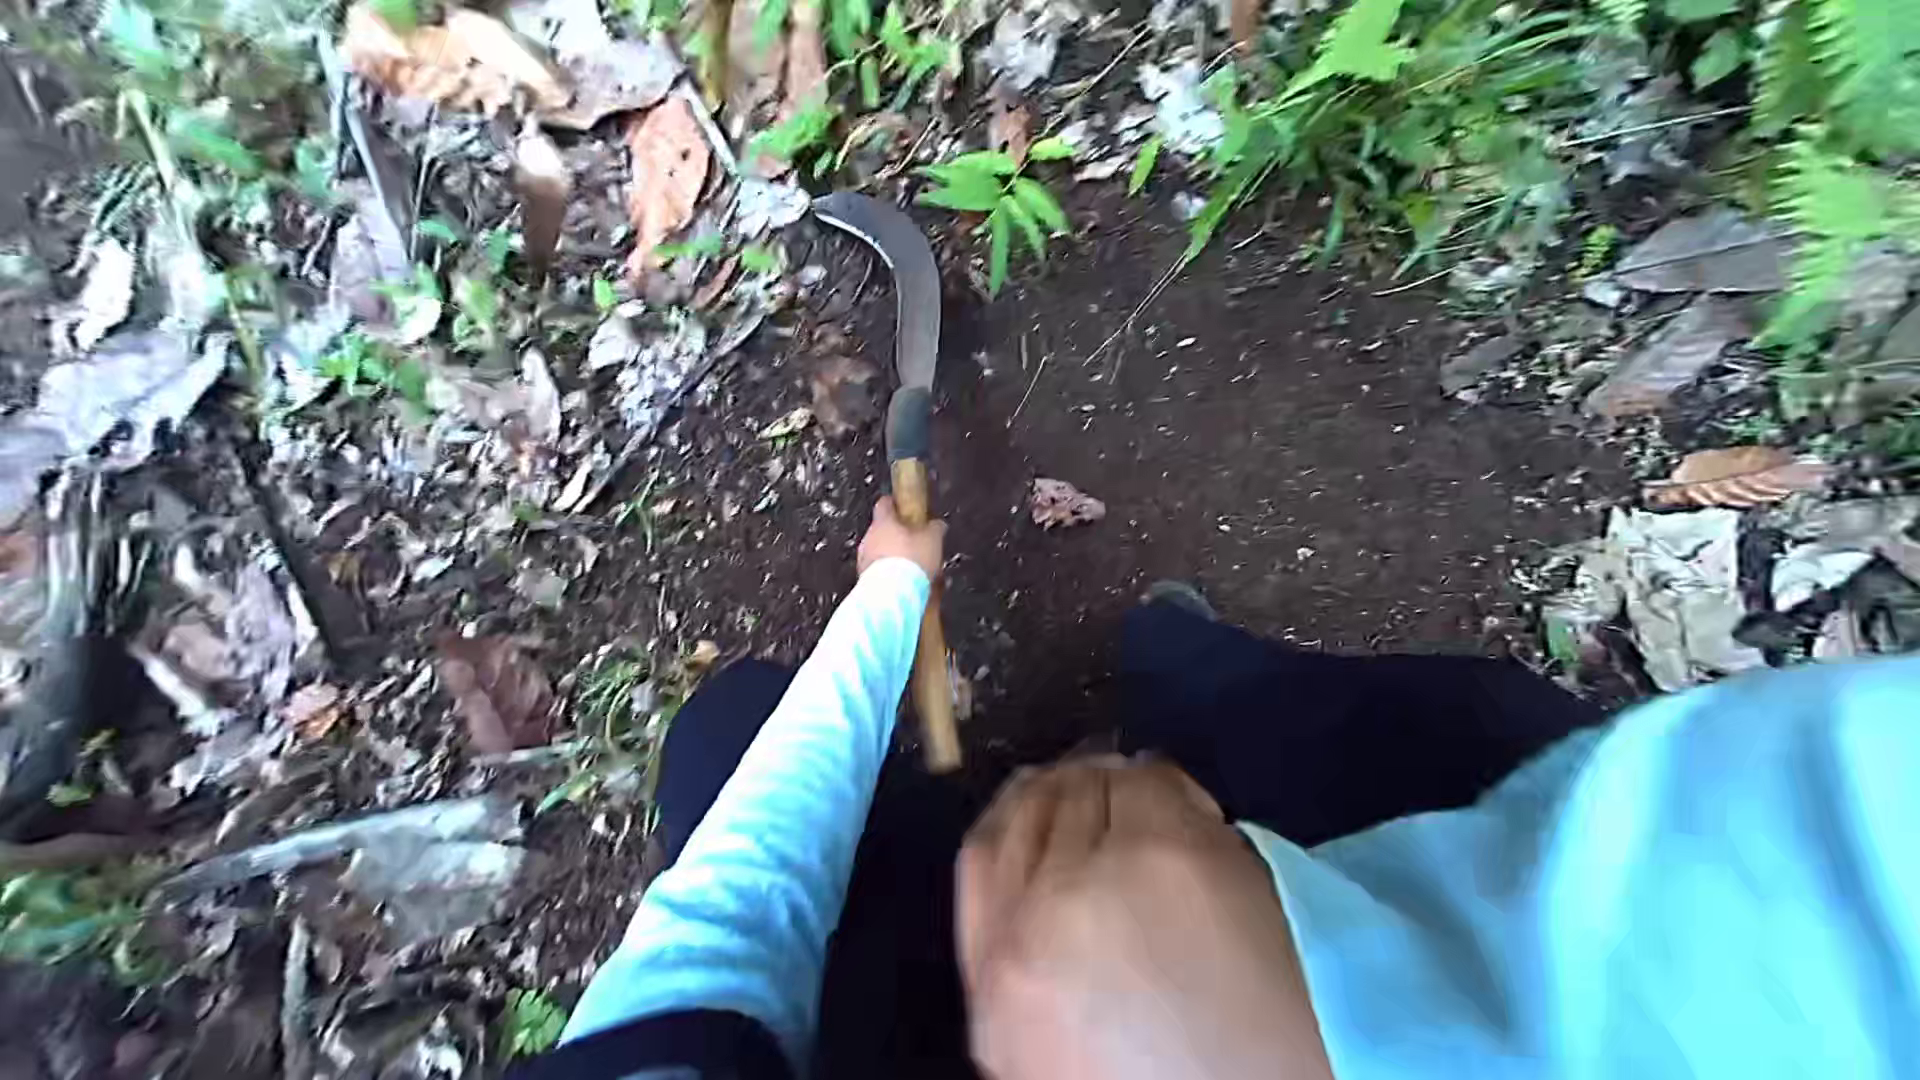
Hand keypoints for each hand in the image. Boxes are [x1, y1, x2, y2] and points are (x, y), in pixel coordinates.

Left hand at [857, 496, 945, 579]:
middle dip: (896, 535)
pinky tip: (904, 583)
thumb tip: (937, 525)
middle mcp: (869, 538)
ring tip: (911, 568)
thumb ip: (934, 529)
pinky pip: (878, 572)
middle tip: (913, 542)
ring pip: (879, 552)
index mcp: (883, 522)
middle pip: (881, 530)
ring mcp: (864, 560)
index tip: (901, 506)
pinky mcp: (864, 580)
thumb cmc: (911, 561)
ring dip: (891, 557)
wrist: (892, 594)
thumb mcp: (933, 539)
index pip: (884, 504)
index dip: (894, 504)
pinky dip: (888, 574)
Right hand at [957, 757, 1333, 1079]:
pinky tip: (1192, 811)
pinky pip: (1148, 781)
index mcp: (1000, 992)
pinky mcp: (1168, 852)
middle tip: (1095, 782)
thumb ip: (1039, 965)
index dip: (1011, 815)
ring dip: (1112, 783)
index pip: (980, 857)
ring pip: (1085, 786)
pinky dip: (1164, 782)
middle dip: (1058, 787)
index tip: (1036, 798)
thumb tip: (1048, 868)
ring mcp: (1098, 884)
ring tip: (1147, 801)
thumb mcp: (1072, 1051)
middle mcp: (1030, 929)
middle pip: (1029, 810)